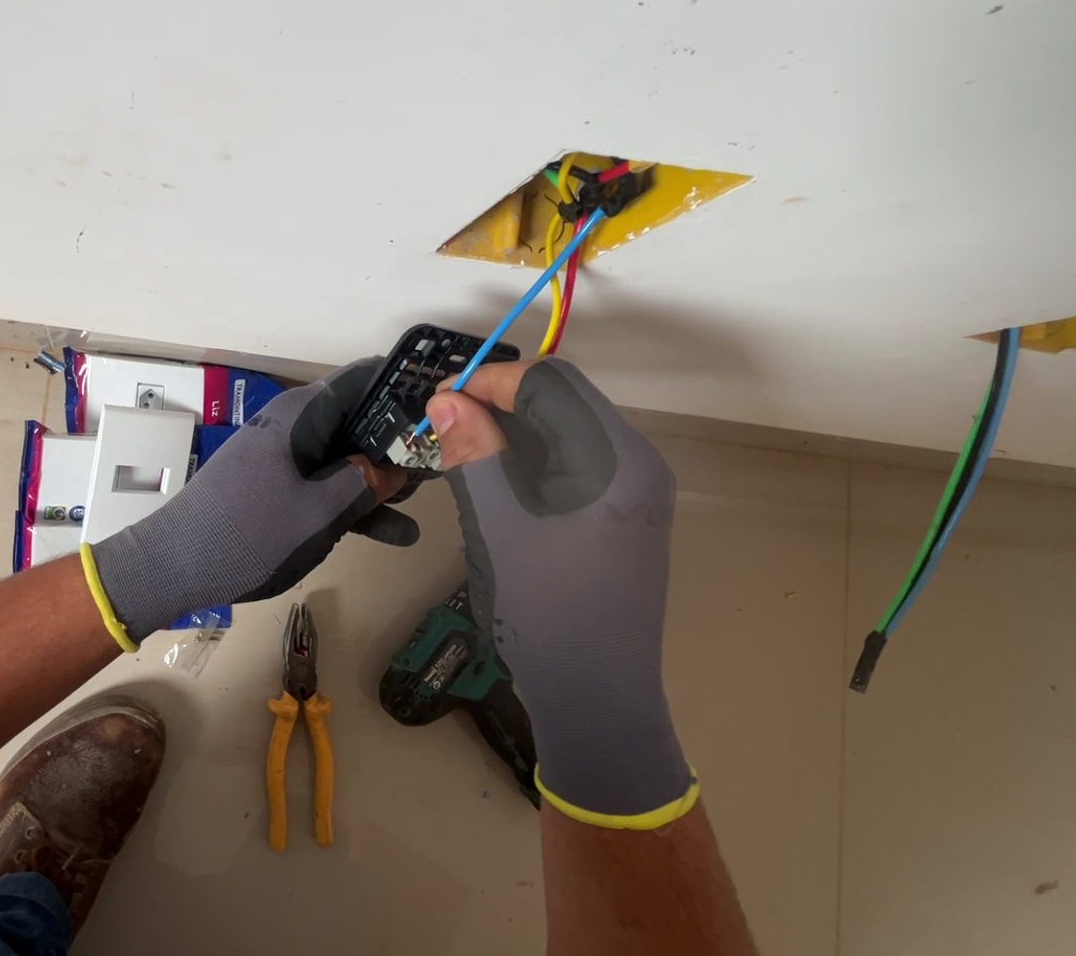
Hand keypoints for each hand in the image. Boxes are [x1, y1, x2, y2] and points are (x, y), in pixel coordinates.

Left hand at [90, 360, 412, 639]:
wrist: (176, 566)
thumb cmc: (250, 532)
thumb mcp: (318, 511)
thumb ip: (363, 484)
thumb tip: (394, 466)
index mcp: (298, 416)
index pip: (359, 381)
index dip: (400, 386)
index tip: (439, 400)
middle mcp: (291, 429)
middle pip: (356, 422)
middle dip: (397, 442)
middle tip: (441, 459)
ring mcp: (282, 461)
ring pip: (344, 459)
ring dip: (381, 480)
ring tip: (423, 499)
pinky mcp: (276, 491)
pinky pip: (324, 487)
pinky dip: (354, 503)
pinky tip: (395, 532)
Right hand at [424, 358, 695, 828]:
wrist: (597, 696)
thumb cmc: (545, 612)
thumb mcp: (498, 528)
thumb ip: (473, 455)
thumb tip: (445, 399)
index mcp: (616, 460)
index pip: (551, 384)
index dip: (491, 379)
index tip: (439, 397)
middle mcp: (636, 463)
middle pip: (564, 400)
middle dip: (499, 400)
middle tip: (444, 422)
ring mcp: (633, 490)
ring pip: (566, 428)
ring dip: (512, 427)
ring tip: (461, 448)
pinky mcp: (621, 513)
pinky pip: (573, 460)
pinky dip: (530, 456)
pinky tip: (495, 476)